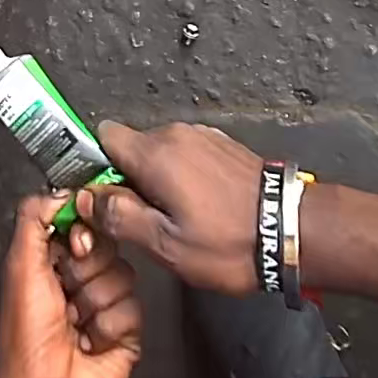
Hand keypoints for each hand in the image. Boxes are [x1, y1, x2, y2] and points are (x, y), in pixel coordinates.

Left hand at [0, 193, 142, 377]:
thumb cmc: (26, 343)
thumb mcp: (20, 268)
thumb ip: (34, 219)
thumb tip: (58, 191)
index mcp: (50, 262)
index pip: (80, 222)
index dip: (82, 226)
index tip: (77, 239)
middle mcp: (77, 279)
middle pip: (105, 244)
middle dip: (88, 265)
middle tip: (70, 287)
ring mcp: (103, 303)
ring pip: (122, 272)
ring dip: (97, 299)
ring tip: (77, 322)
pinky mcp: (126, 328)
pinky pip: (133, 305)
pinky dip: (111, 324)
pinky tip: (92, 341)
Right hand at [76, 121, 264, 294]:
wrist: (291, 228)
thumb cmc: (226, 243)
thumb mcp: (166, 244)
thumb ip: (120, 216)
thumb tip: (86, 197)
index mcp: (156, 153)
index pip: (104, 136)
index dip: (95, 165)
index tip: (103, 197)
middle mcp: (176, 133)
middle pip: (131, 146)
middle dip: (127, 178)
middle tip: (144, 220)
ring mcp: (201, 134)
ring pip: (158, 150)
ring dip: (156, 177)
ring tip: (177, 216)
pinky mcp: (220, 142)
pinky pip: (185, 151)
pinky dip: (181, 172)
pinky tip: (200, 203)